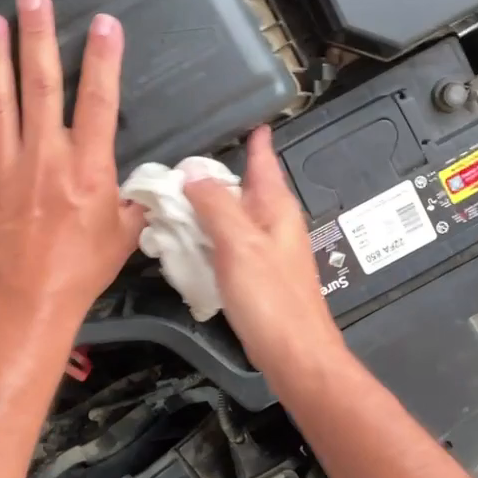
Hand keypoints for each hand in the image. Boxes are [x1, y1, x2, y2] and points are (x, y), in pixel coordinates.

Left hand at [0, 0, 141, 330]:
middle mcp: (45, 154)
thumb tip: (142, 185)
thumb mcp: (125, 234)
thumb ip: (133, 201)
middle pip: (41, 85)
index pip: (99, 101)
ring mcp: (2, 166)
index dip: (103, 59)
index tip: (104, 22)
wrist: (31, 302)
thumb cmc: (83, 269)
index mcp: (88, 166)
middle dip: (38, 37)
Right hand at [185, 126, 347, 380]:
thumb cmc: (271, 299)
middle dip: (221, 176)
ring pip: (238, 219)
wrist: (296, 355)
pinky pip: (233, 246)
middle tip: (185, 165)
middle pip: (248, 190)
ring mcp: (270, 253)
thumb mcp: (238, 245)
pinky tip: (194, 244)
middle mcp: (277, 226)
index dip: (256, 142)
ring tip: (180, 199)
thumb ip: (216, 206)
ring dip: (212, 208)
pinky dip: (213, 238)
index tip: (250, 121)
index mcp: (277, 209)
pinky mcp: (262, 278)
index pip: (265, 163)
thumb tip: (194, 173)